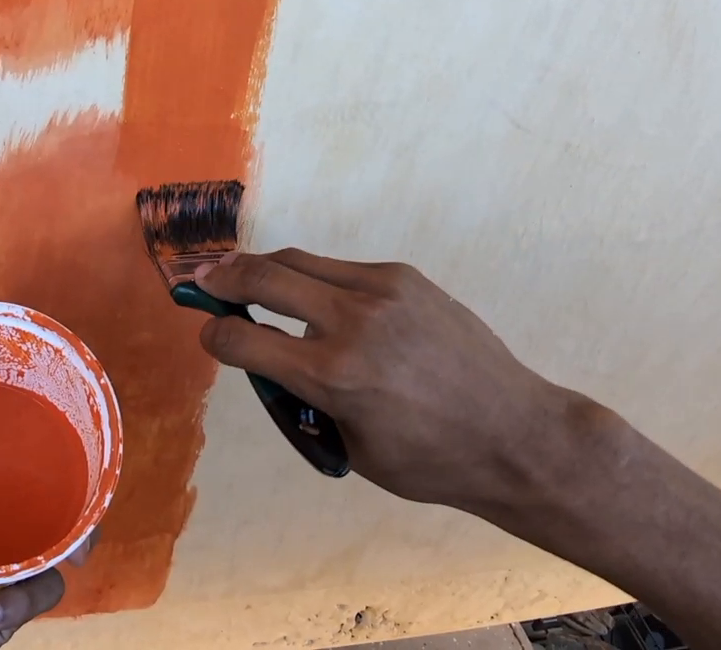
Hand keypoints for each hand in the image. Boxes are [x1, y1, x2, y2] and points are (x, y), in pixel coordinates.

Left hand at [0, 429, 92, 649]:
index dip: (18, 430)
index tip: (33, 410)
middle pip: (39, 489)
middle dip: (69, 484)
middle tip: (77, 478)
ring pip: (56, 540)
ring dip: (69, 543)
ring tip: (74, 551)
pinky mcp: (7, 604)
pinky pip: (40, 594)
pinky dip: (22, 601)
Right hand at [194, 250, 576, 514]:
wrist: (519, 434)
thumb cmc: (431, 460)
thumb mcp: (350, 445)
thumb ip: (304, 395)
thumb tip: (271, 352)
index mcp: (333, 377)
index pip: (244, 340)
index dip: (215, 335)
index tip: (208, 333)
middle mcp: (351, 322)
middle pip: (263, 277)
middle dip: (223, 277)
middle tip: (201, 279)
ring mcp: (380, 290)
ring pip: (299, 261)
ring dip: (265, 268)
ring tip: (246, 276)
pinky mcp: (402, 276)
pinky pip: (339, 268)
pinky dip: (314, 278)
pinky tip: (315, 295)